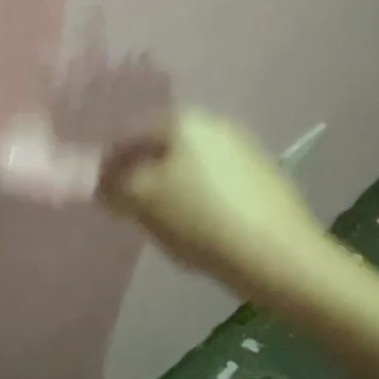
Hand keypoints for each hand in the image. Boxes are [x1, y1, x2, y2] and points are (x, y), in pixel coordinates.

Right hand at [99, 107, 328, 293]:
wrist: (279, 257)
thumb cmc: (200, 221)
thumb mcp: (141, 201)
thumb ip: (113, 186)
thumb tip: (102, 183)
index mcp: (184, 121)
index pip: (129, 133)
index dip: (107, 162)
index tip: (98, 192)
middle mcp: (215, 124)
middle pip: (161, 148)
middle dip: (139, 173)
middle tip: (125, 206)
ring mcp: (244, 150)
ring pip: (188, 166)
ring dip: (167, 187)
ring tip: (158, 221)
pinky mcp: (263, 179)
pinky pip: (214, 183)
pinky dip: (196, 199)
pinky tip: (195, 228)